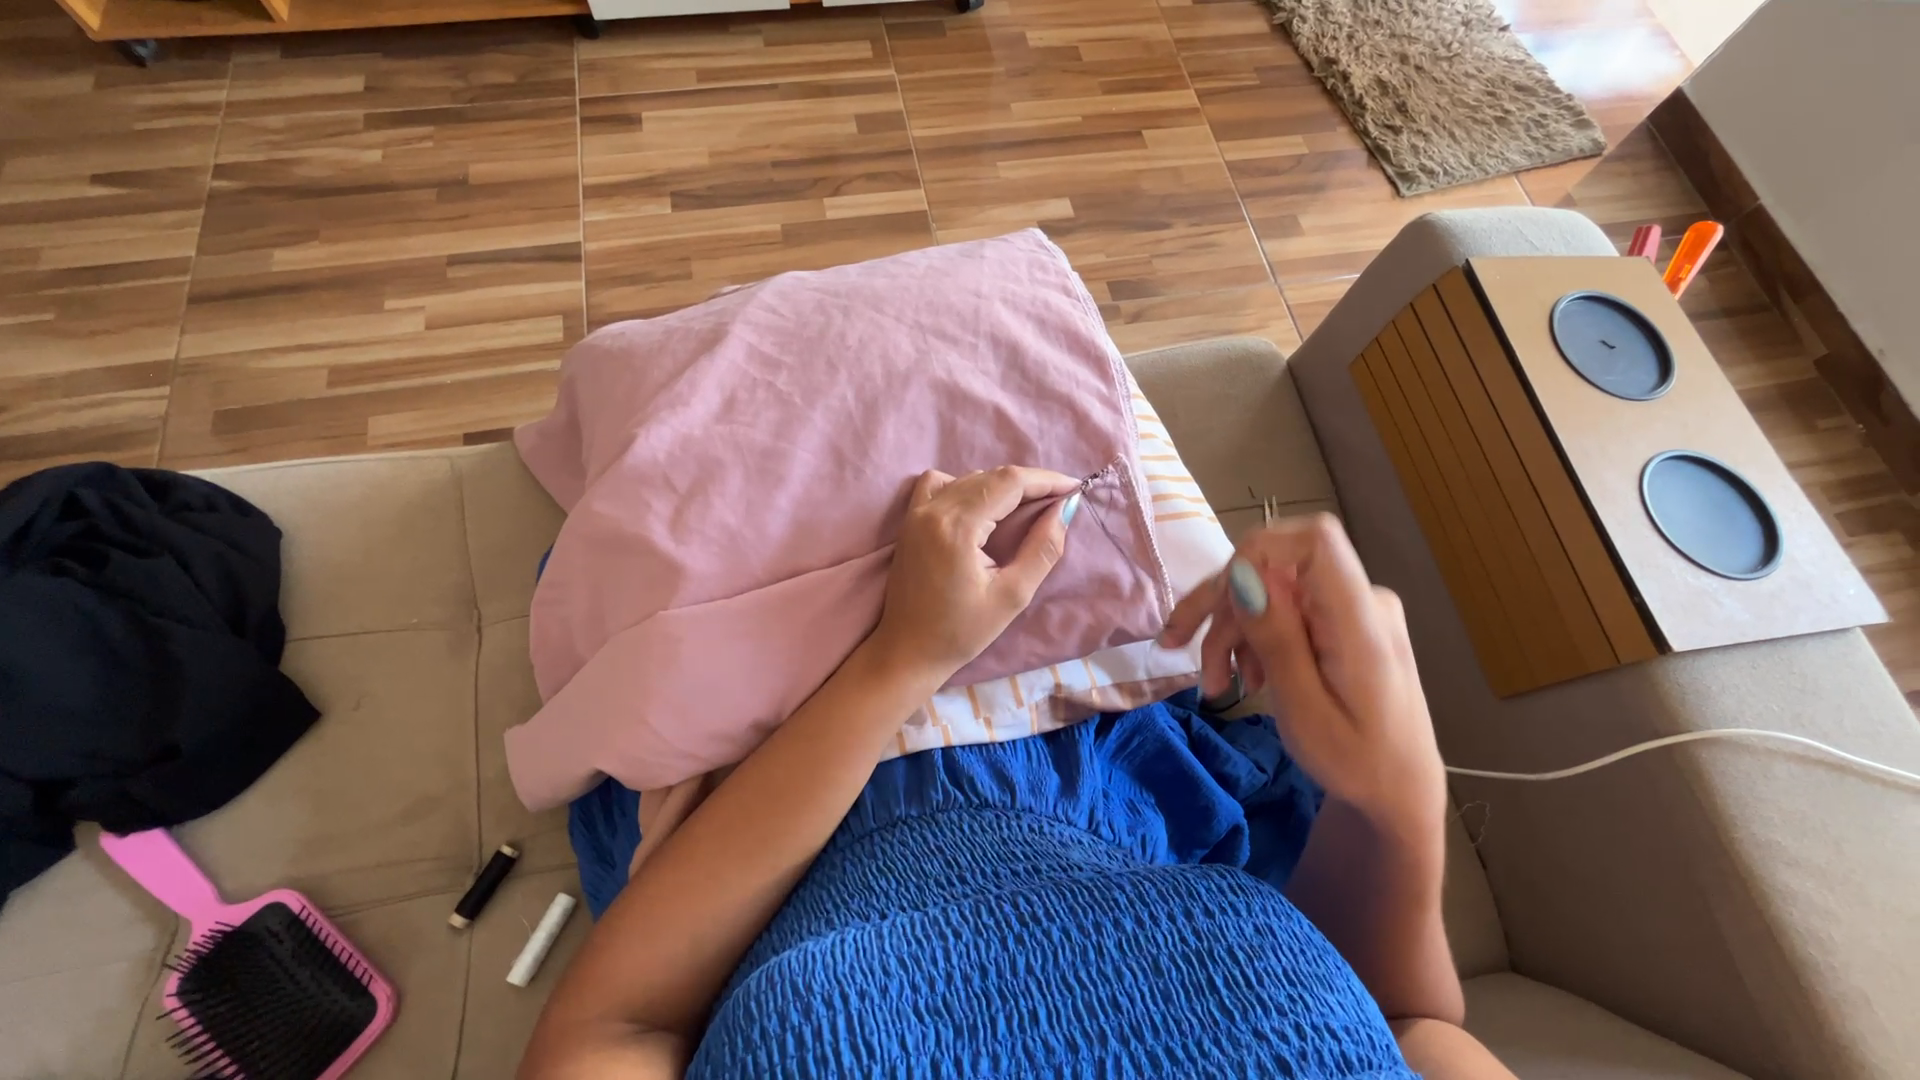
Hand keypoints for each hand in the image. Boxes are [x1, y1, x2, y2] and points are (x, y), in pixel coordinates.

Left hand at [869, 466, 1081, 683]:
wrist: (908, 650)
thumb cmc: (961, 632)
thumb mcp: (1012, 595)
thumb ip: (1042, 549)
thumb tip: (1064, 510)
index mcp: (957, 527)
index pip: (1008, 482)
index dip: (1045, 480)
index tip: (1074, 487)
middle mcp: (933, 510)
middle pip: (990, 476)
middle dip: (1028, 484)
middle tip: (1058, 501)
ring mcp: (916, 512)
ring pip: (968, 478)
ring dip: (1000, 485)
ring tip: (1026, 508)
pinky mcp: (909, 520)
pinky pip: (939, 484)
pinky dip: (965, 486)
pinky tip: (980, 508)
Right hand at [1160, 514, 1444, 827]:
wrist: (1397, 791)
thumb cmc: (1355, 761)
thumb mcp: (1304, 710)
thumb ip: (1277, 638)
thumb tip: (1242, 574)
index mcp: (1360, 620)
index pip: (1314, 540)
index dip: (1258, 551)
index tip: (1221, 600)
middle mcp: (1361, 600)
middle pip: (1277, 566)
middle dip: (1221, 602)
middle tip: (1174, 643)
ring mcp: (1351, 609)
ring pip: (1271, 590)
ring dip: (1230, 629)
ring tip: (1211, 681)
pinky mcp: (1341, 622)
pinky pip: (1285, 610)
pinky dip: (1252, 636)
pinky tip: (1241, 675)